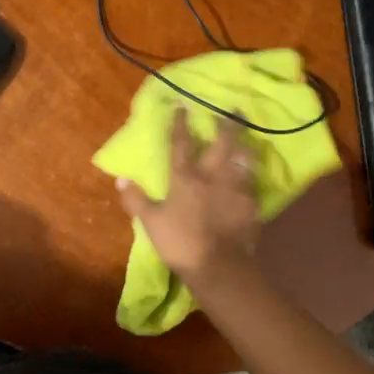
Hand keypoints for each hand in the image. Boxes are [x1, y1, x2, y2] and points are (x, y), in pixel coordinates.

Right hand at [117, 108, 261, 288]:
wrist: (220, 267)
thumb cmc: (181, 243)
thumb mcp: (152, 222)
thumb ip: (136, 200)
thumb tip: (121, 179)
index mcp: (186, 178)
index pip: (181, 143)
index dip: (180, 124)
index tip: (183, 105)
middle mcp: (214, 176)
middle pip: (223, 143)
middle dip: (227, 124)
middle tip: (234, 110)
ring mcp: (237, 189)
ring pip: (244, 159)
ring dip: (245, 147)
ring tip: (247, 140)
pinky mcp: (253, 205)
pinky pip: (253, 185)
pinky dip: (252, 177)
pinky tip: (252, 178)